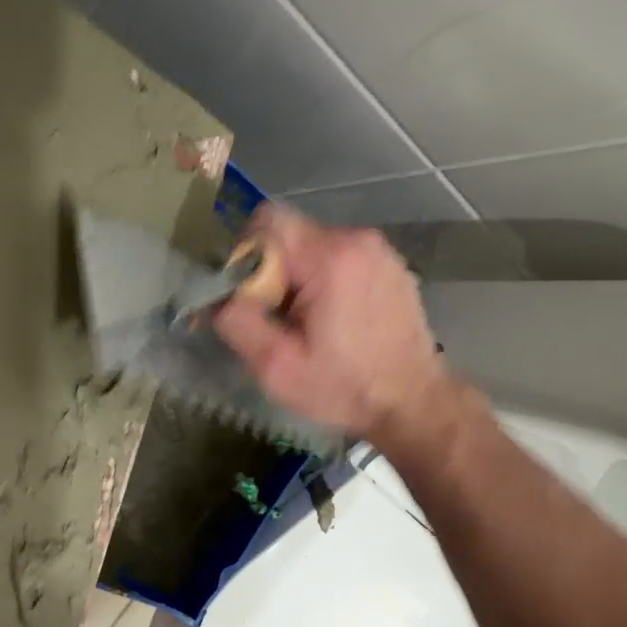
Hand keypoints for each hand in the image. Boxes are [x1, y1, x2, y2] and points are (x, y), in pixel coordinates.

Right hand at [213, 205, 446, 440]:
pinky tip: (333, 322)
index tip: (253, 301)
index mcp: (330, 257)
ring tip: (307, 326)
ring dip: (297, 279)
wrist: (413, 404)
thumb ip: (236, 322)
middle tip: (278, 320)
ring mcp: (379, 250)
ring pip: (312, 246)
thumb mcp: (276, 367)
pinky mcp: (389, 265)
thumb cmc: (343, 389)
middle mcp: (357, 239)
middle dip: (272, 272)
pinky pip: (338, 257)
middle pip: (289, 234)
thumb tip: (213, 296)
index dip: (246, 257)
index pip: (267, 222)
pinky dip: (323, 281)